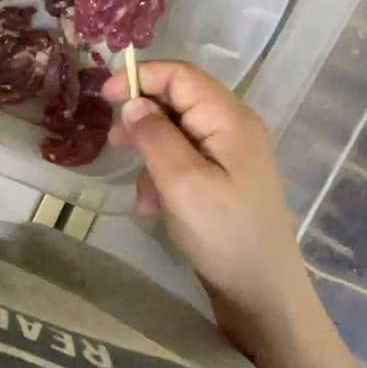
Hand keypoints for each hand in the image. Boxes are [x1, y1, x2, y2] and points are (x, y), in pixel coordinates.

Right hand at [102, 61, 310, 319]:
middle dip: (141, 116)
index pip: (181, 75)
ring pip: (175, 130)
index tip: (104, 96)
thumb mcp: (181, 182)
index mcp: (229, 119)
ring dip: (147, 150)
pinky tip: (149, 204)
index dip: (140, 76)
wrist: (262, 292)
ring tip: (132, 182)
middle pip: (177, 99)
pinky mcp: (222, 176)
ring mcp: (229, 153)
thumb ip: (154, 136)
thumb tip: (133, 103)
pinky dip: (160, 173)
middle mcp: (232, 127)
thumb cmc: (223, 232)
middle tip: (113, 141)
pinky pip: (182, 157)